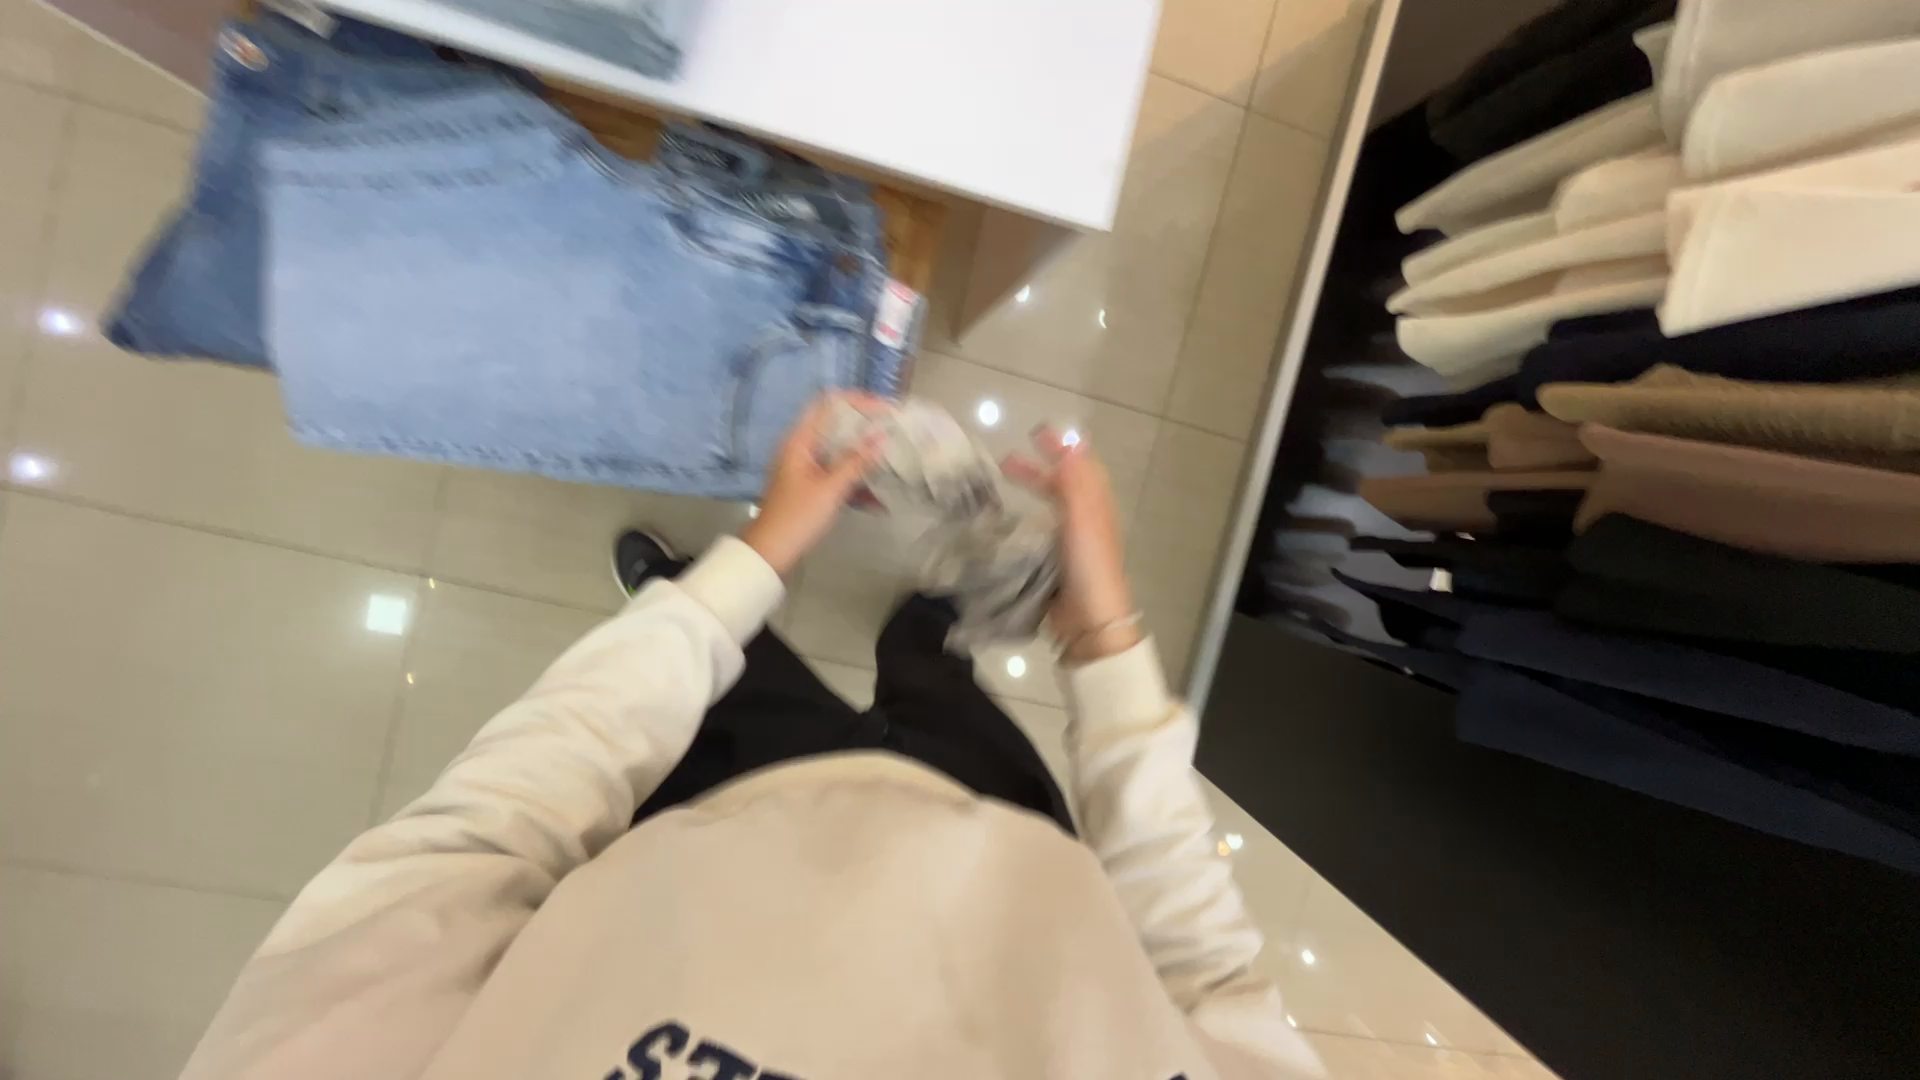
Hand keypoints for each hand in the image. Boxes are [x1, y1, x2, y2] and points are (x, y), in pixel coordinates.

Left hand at [740, 392, 887, 577]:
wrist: (771, 552)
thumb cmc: (798, 516)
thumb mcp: (830, 489)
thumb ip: (856, 462)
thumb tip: (882, 437)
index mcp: (800, 441)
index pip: (829, 404)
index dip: (857, 401)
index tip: (885, 409)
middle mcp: (802, 448)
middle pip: (837, 426)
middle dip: (866, 429)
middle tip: (894, 431)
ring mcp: (806, 468)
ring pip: (840, 453)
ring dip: (864, 458)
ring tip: (892, 461)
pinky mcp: (812, 487)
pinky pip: (838, 476)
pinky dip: (856, 484)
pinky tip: (878, 502)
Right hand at [1003, 427, 1144, 663]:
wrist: (1090, 619)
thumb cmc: (1088, 565)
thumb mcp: (1082, 519)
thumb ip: (1074, 482)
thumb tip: (1070, 443)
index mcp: (1095, 506)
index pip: (1080, 467)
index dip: (1061, 447)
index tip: (1036, 432)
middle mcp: (1086, 521)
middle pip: (1062, 486)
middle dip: (1036, 469)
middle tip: (1004, 461)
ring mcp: (1071, 543)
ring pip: (1049, 508)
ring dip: (1028, 493)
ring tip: (999, 490)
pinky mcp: (1057, 563)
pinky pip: (1039, 533)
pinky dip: (1024, 520)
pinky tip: (1005, 524)